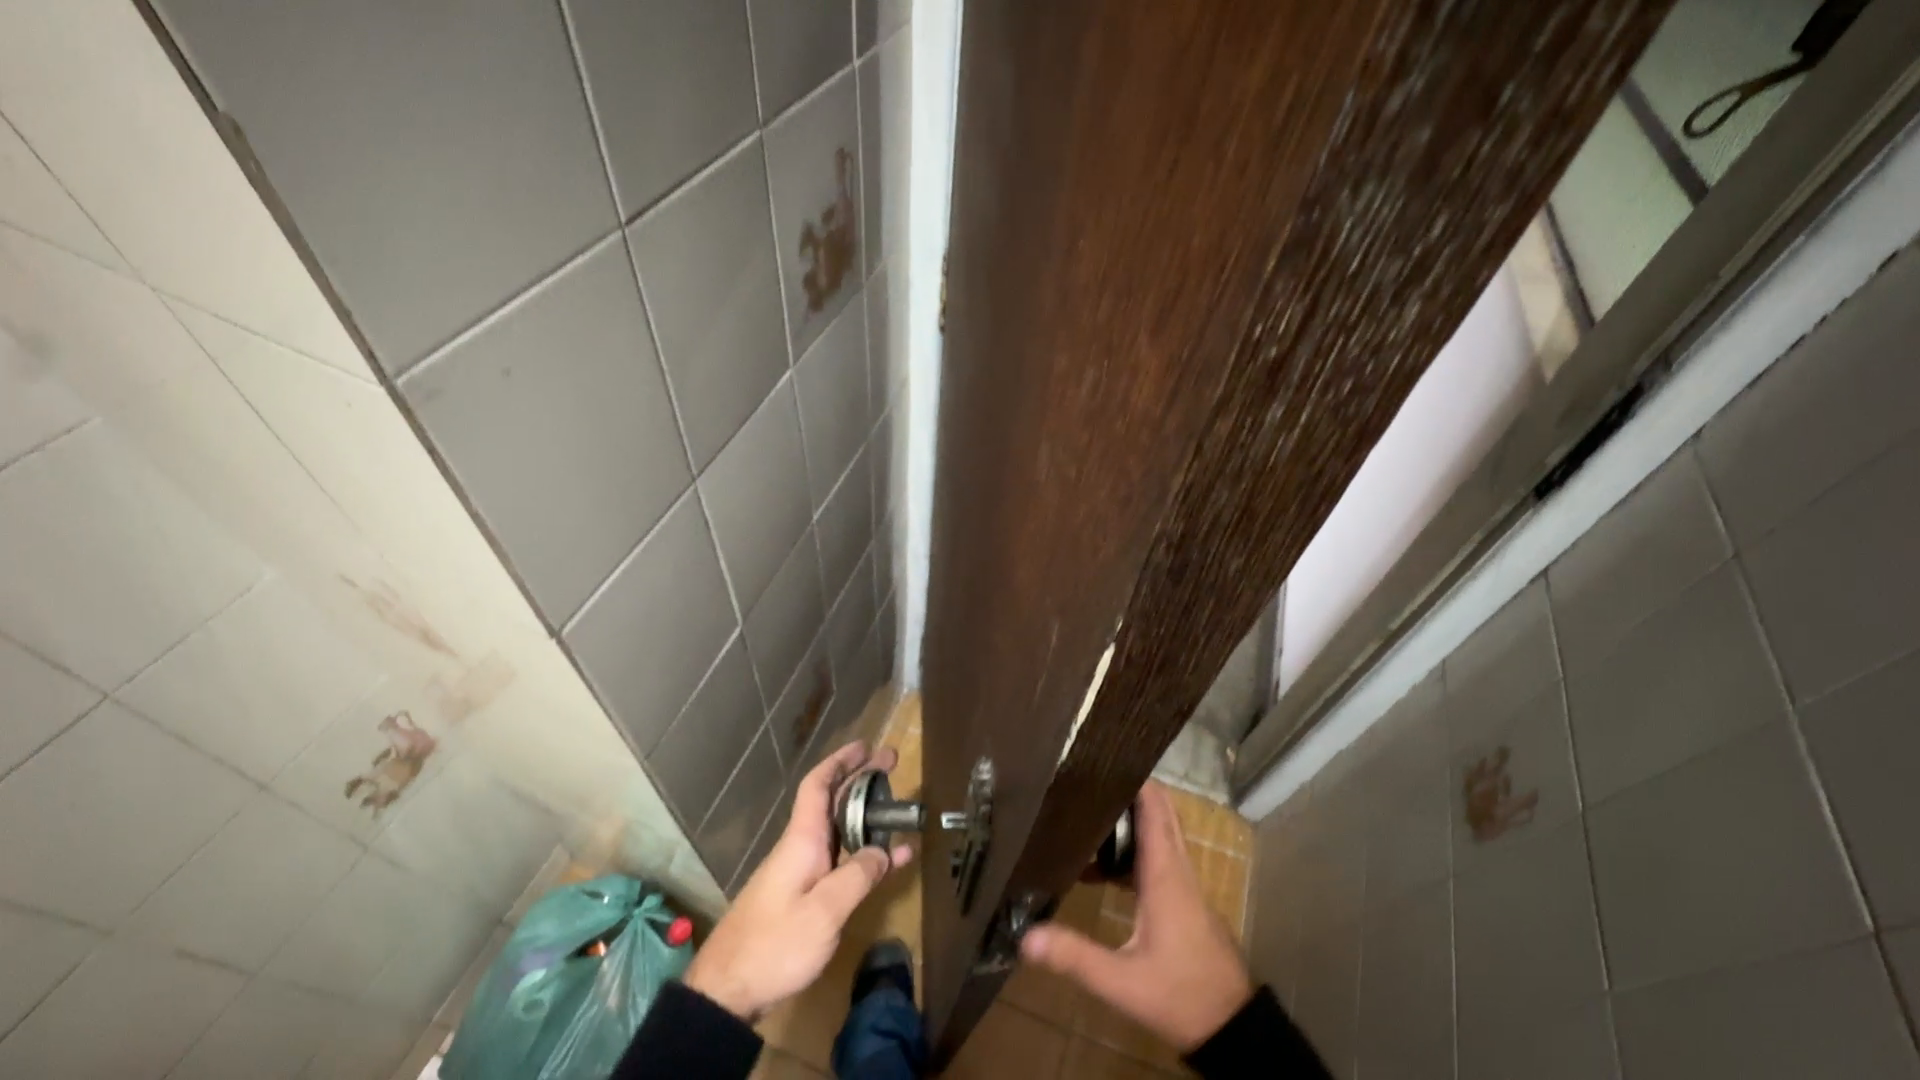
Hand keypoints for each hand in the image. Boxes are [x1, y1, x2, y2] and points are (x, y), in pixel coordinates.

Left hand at [683, 741, 914, 1020]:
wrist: (727, 989)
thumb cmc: (775, 945)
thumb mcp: (825, 912)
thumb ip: (858, 877)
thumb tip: (885, 851)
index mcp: (800, 841)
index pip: (817, 786)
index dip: (840, 761)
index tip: (867, 746)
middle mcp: (798, 848)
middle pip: (830, 803)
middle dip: (860, 782)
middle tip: (892, 768)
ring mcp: (797, 873)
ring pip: (835, 832)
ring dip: (864, 817)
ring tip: (897, 810)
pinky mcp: (798, 896)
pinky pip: (835, 860)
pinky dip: (860, 853)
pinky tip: (886, 862)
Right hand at [1019, 781, 1252, 1050]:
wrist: (1233, 1028)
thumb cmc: (1181, 996)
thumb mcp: (1122, 981)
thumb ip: (1075, 957)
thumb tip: (1026, 936)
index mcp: (1165, 875)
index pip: (1154, 808)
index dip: (1132, 779)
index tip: (1099, 761)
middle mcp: (1177, 871)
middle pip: (1156, 815)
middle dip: (1123, 795)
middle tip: (1082, 784)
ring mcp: (1183, 887)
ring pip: (1156, 838)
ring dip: (1125, 825)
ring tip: (1080, 821)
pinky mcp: (1183, 904)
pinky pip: (1156, 861)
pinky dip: (1130, 854)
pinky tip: (1099, 873)